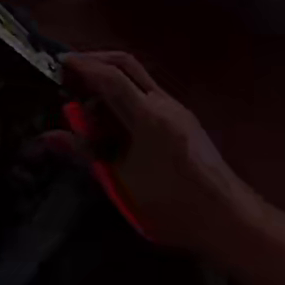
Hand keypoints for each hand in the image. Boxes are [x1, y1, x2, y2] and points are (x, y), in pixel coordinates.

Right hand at [51, 52, 260, 254]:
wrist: (236, 224)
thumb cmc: (174, 205)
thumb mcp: (121, 183)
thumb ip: (83, 154)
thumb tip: (48, 136)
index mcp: (148, 116)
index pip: (110, 76)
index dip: (82, 65)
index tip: (59, 63)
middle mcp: (165, 105)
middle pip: (126, 64)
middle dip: (95, 61)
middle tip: (70, 71)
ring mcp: (178, 111)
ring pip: (138, 78)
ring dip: (109, 78)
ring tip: (87, 101)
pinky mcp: (185, 121)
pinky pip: (147, 93)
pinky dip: (124, 92)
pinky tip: (112, 118)